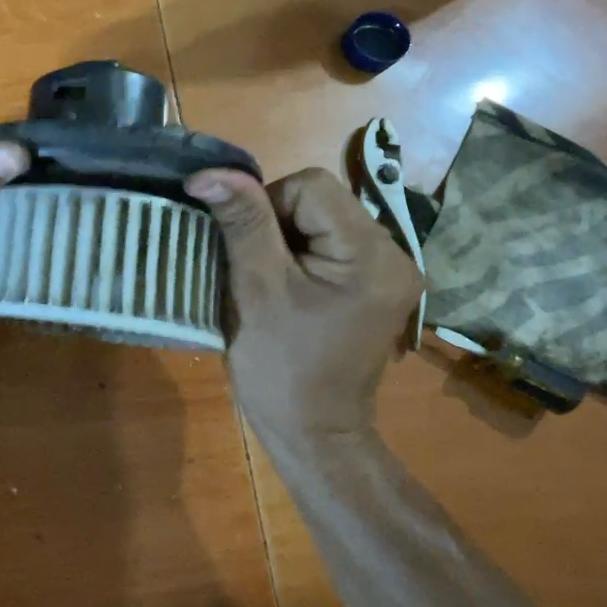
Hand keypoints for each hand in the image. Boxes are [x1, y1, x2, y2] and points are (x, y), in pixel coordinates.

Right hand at [184, 167, 422, 442]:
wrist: (313, 433)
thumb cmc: (280, 367)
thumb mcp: (256, 290)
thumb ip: (242, 223)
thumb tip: (211, 173)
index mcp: (372, 255)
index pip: (309, 186)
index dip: (264, 208)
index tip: (247, 255)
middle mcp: (395, 254)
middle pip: (319, 200)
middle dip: (275, 226)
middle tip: (255, 273)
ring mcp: (389, 272)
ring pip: (321, 220)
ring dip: (283, 242)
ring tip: (269, 284)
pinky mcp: (376, 286)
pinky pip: (330, 245)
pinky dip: (298, 257)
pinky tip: (287, 291)